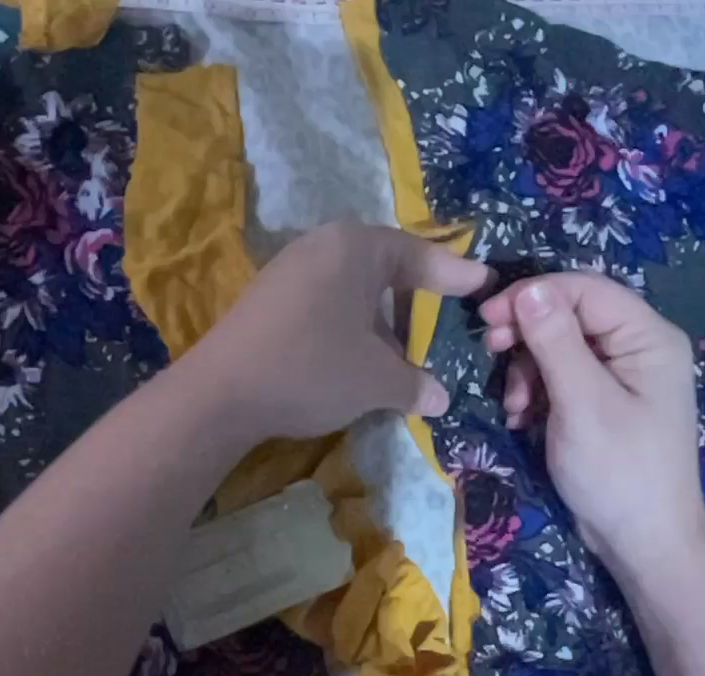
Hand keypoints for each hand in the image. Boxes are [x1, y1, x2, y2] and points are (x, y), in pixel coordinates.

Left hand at [187, 223, 491, 440]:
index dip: (453, 274)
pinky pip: (324, 307)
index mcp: (356, 247)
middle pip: (382, 270)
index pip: (418, 255)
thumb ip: (414, 384)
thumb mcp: (376, 380)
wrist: (222, 393)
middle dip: (413, 301)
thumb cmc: (314, 369)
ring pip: (351, 292)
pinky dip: (348, 330)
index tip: (482, 281)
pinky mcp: (266, 303)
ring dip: (379, 324)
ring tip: (400, 355)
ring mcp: (288, 273)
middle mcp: (321, 247)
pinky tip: (354, 362)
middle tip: (442, 319)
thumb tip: (439, 398)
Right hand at [477, 272, 704, 574]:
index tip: (485, 318)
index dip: (533, 295)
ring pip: (558, 350)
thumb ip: (556, 343)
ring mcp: (619, 379)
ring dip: (526, 371)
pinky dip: (535, 395)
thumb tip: (529, 289)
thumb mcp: (582, 403)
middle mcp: (637, 349)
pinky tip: (523, 421)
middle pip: (570, 317)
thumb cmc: (618, 471)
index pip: (585, 290)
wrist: (642, 541)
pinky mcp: (600, 406)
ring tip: (515, 409)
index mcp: (647, 338)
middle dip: (527, 336)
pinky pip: (559, 381)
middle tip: (490, 354)